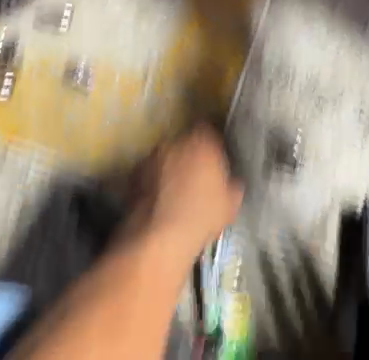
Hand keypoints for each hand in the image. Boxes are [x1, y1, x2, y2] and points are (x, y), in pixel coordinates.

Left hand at [121, 126, 242, 262]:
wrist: (162, 236)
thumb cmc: (203, 216)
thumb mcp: (231, 203)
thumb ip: (232, 182)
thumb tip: (230, 181)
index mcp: (203, 141)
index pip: (210, 131)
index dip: (213, 147)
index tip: (216, 162)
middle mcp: (176, 140)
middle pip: (187, 141)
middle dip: (191, 156)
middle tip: (197, 178)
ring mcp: (153, 155)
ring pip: (167, 156)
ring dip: (172, 167)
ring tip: (177, 192)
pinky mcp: (135, 172)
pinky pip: (151, 171)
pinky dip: (155, 180)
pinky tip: (161, 200)